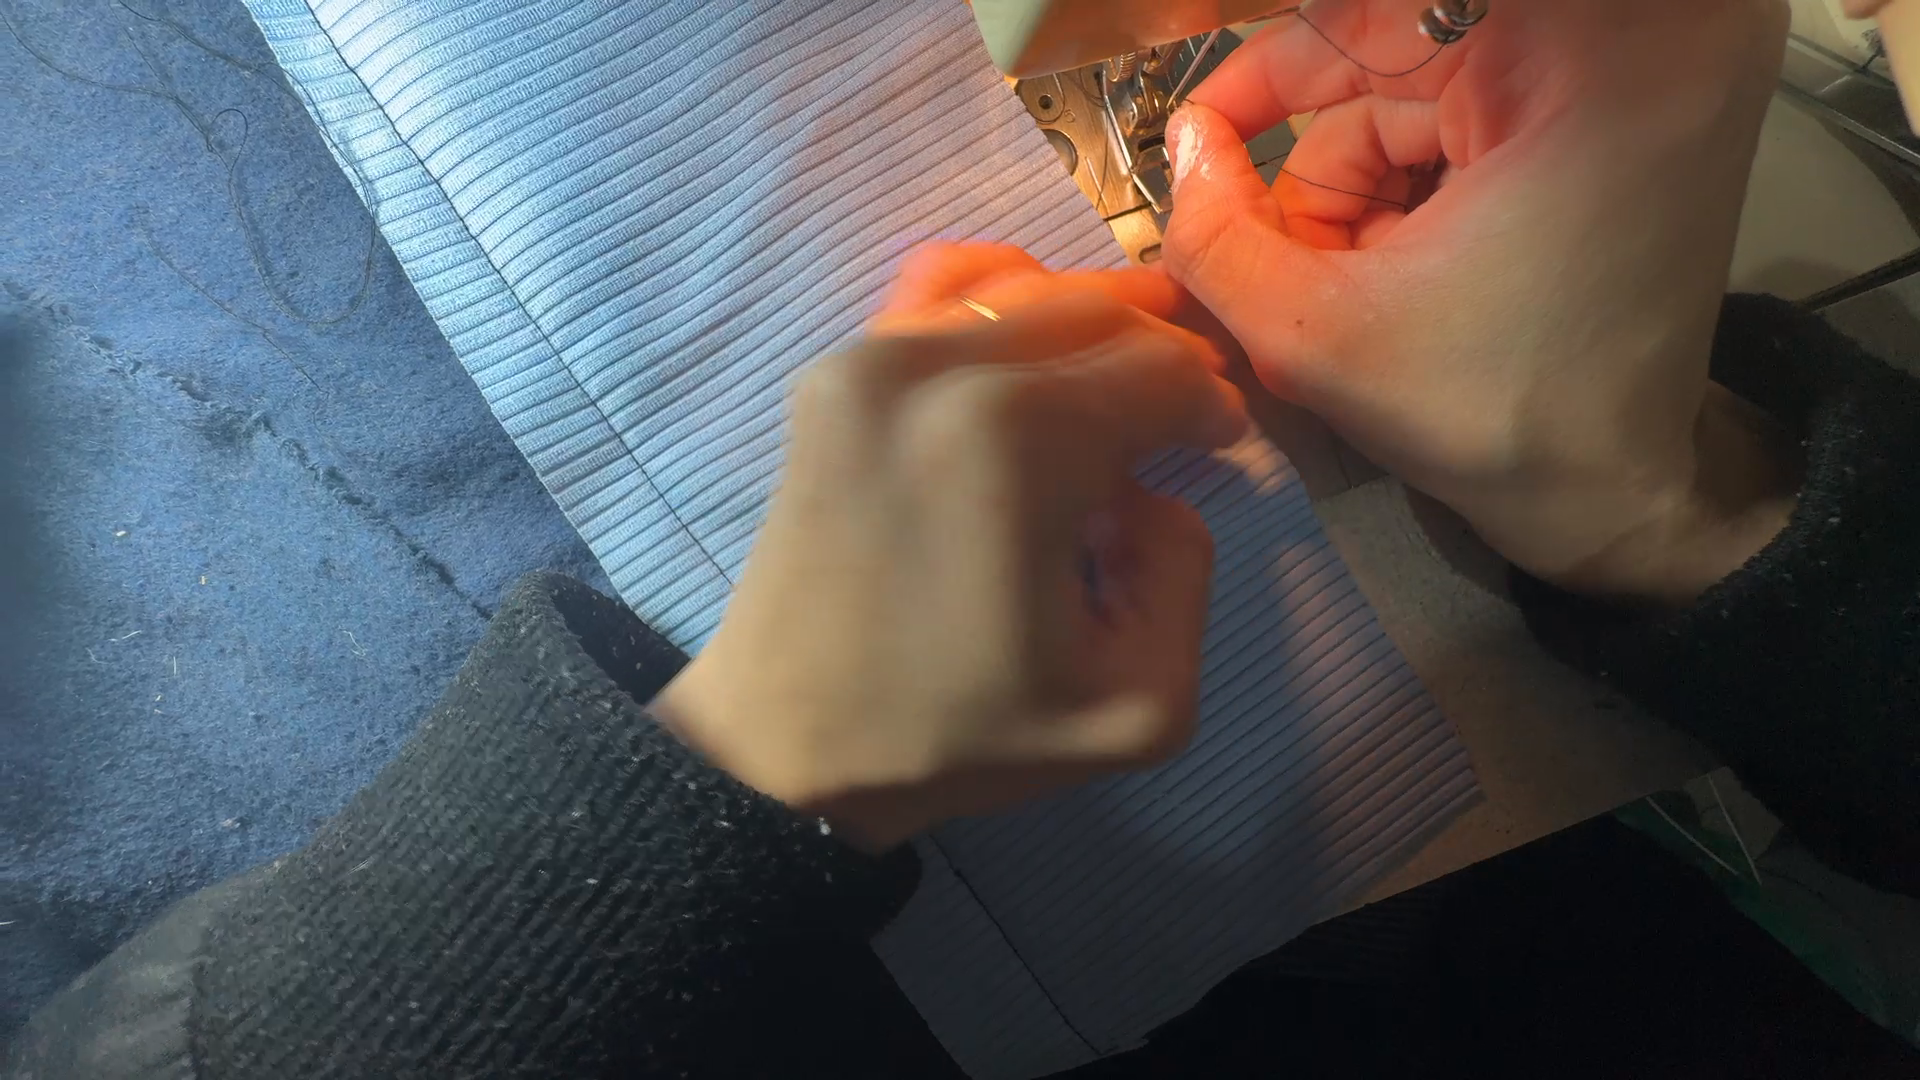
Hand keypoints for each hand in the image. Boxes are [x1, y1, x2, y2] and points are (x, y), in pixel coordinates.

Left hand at [654, 245, 1247, 850]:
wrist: (787, 744)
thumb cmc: (956, 736)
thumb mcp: (1137, 706)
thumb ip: (1188, 572)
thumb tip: (1150, 489)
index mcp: (1022, 440)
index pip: (1160, 370)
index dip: (1207, 402)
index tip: (1216, 440)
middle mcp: (940, 370)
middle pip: (1095, 313)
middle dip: (1157, 354)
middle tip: (1175, 412)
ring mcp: (870, 361)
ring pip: (1018, 292)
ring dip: (1085, 322)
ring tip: (1109, 377)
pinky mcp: (831, 378)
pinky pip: (932, 295)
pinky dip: (995, 297)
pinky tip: (1019, 336)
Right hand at [1162, 0, 1796, 602]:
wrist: (1596, 486)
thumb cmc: (1475, 416)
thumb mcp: (1304, 334)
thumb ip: (1211, 238)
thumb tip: (1184, 147)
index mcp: (1591, 48)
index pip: (1376, 11)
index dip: (1270, 69)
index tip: (1198, 136)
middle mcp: (1634, 31)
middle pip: (1389, 51)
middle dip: (1304, 168)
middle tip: (1260, 252)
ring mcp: (1622, 76)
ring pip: (1402, 104)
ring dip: (1339, 202)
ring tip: (1337, 294)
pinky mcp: (1599, 125)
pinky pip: (1441, 134)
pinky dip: (1382, 205)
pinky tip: (1378, 279)